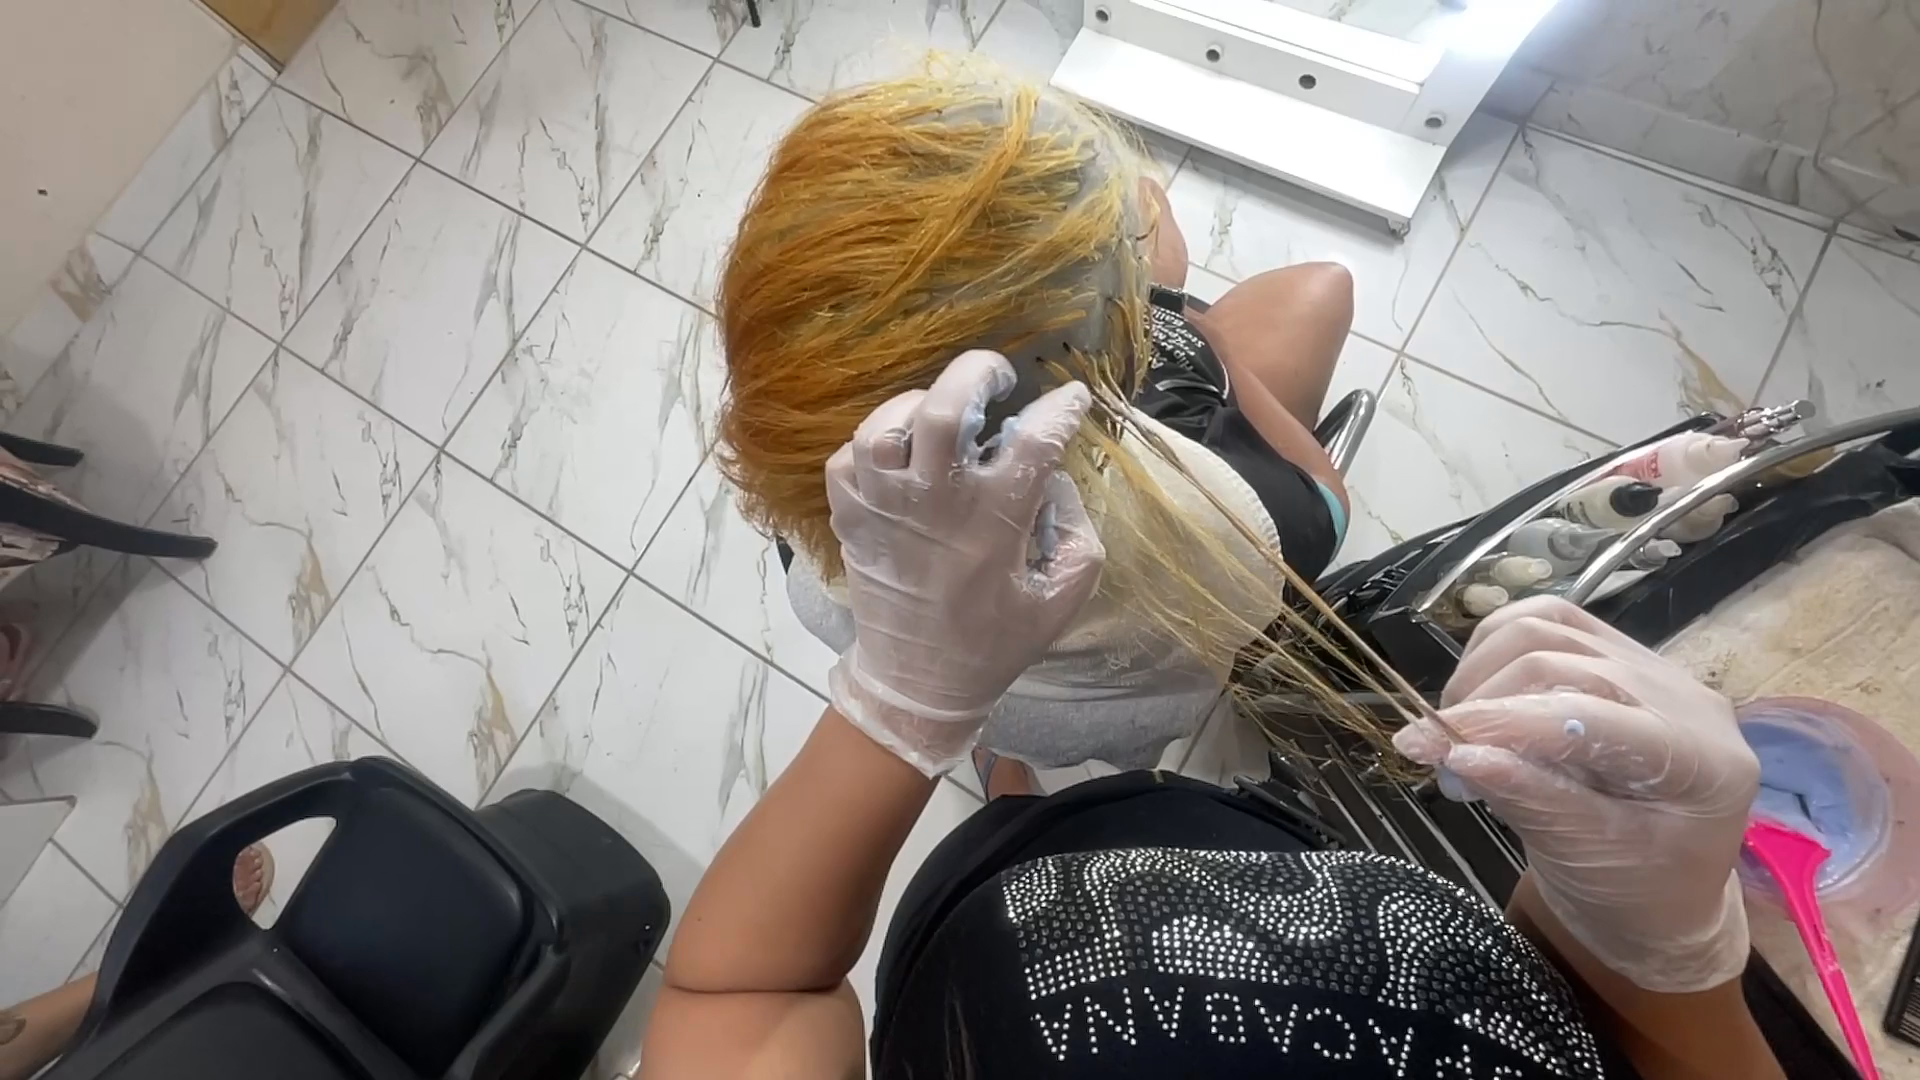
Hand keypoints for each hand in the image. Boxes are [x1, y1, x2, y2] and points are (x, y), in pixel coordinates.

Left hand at [826, 350, 1104, 775]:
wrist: (918, 682)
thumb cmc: (993, 643)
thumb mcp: (1060, 597)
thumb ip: (1076, 532)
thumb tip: (1054, 479)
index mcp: (993, 518)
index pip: (1035, 438)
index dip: (1060, 408)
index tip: (1070, 400)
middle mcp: (934, 500)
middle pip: (945, 406)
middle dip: (976, 372)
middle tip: (996, 377)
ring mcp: (883, 506)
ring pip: (885, 424)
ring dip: (917, 405)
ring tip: (939, 416)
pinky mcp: (849, 517)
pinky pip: (848, 458)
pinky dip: (871, 444)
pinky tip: (896, 456)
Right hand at [1394, 597, 1759, 992]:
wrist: (1654, 890)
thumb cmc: (1630, 885)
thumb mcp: (1581, 854)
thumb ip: (1525, 797)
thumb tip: (1451, 751)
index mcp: (1699, 759)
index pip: (1580, 715)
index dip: (1492, 723)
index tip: (1418, 744)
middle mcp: (1682, 697)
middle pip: (1553, 660)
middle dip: (1478, 703)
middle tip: (1438, 750)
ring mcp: (1650, 667)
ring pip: (1539, 629)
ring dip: (1478, 672)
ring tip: (1458, 724)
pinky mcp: (1614, 654)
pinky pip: (1541, 620)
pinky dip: (1491, 646)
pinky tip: (1478, 689)